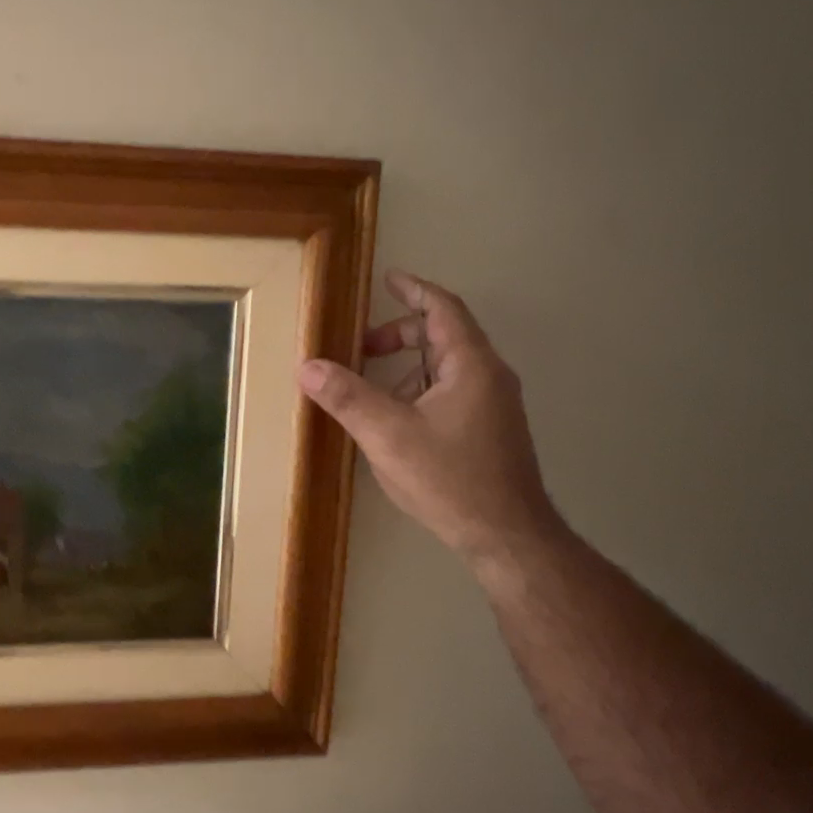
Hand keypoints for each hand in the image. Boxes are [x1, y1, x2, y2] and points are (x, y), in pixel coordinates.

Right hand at [298, 270, 564, 566]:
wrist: (505, 532)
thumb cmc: (449, 477)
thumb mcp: (387, 435)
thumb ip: (347, 397)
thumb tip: (307, 366)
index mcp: (470, 365)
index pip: (443, 310)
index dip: (413, 291)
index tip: (387, 279)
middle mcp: (488, 376)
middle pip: (444, 336)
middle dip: (399, 335)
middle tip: (360, 348)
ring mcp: (492, 405)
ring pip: (445, 368)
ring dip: (405, 368)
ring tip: (368, 390)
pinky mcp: (489, 430)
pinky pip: (449, 392)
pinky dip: (417, 390)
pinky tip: (393, 422)